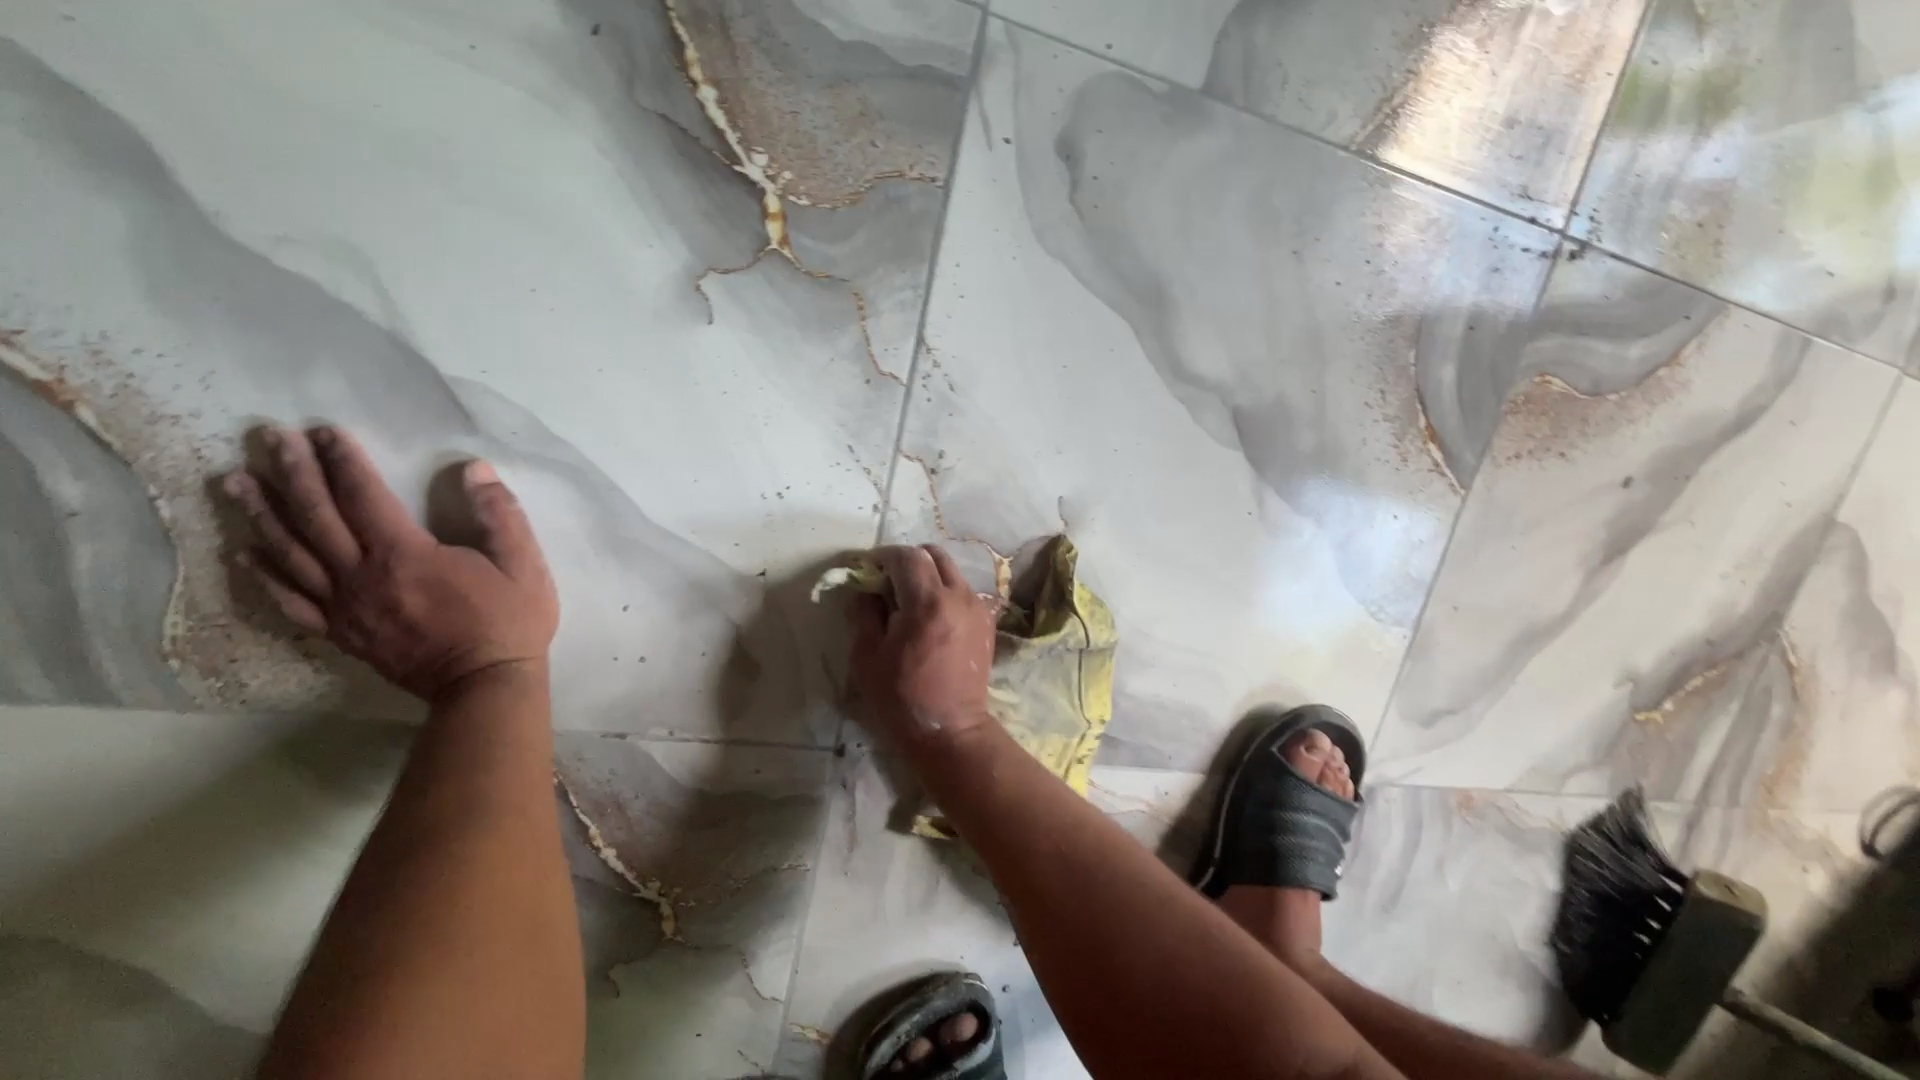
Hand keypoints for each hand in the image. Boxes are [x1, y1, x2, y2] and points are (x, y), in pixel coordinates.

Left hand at [222, 425, 558, 701]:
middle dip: (294, 473)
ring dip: (263, 515)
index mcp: (406, 555)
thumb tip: (476, 469)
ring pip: (293, 555)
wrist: (485, 685)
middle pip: (318, 517)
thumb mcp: (523, 565)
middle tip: (268, 438)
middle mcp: (363, 577)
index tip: (324, 430)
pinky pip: (292, 602)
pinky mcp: (343, 634)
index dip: (344, 460)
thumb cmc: (508, 622)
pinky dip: (266, 576)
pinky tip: (246, 554)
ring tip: (236, 482)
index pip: (364, 496)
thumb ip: (500, 515)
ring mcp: (346, 608)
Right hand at [848, 544, 996, 752]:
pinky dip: (944, 592)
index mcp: (927, 602)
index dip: (882, 557)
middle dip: (907, 560)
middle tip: (887, 581)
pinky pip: (963, 591)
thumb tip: (867, 589)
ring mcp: (978, 608)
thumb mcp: (867, 656)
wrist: (950, 731)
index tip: (867, 570)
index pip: (907, 556)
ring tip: (908, 601)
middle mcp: (959, 596)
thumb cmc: (901, 698)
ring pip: (951, 571)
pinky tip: (929, 617)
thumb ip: (865, 613)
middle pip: (934, 554)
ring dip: (927, 575)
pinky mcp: (987, 622)